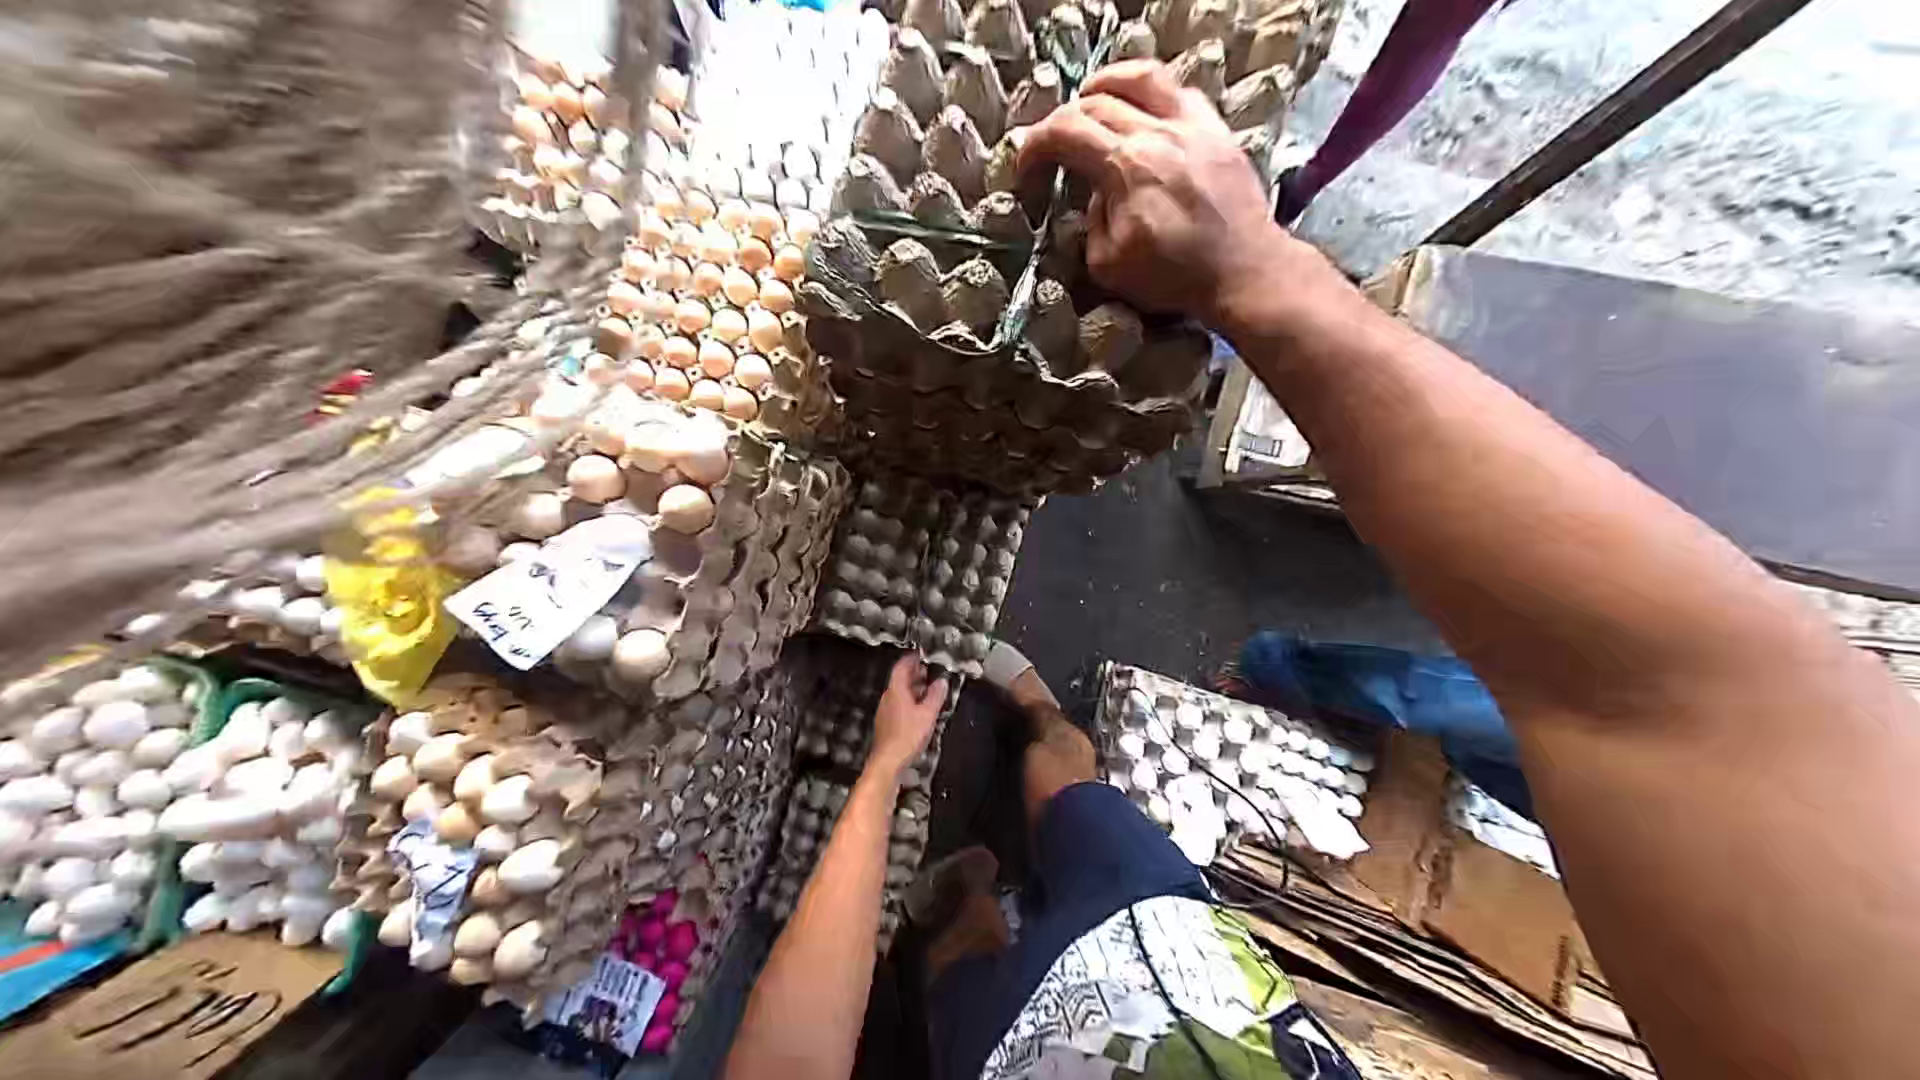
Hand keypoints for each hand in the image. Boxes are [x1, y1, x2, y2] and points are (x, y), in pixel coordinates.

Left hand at [868, 653, 948, 782]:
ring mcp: (885, 711)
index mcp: (896, 691)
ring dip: (912, 689)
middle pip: (900, 680)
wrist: (888, 761)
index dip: (911, 660)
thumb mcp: (928, 714)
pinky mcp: (886, 723)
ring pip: (899, 693)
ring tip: (927, 690)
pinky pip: (898, 705)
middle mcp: (887, 698)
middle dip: (914, 674)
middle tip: (927, 672)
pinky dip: (909, 702)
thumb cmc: (906, 736)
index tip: (920, 656)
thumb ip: (936, 696)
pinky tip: (919, 710)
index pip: (901, 667)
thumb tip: (941, 683)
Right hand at [1016, 61, 1300, 327]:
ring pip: (1142, 79)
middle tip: (1053, 147)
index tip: (1026, 168)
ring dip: (1107, 84)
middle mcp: (1157, 132)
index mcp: (1126, 166)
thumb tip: (1096, 196)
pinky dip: (1151, 95)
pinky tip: (1143, 112)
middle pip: (1097, 102)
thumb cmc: (1174, 276)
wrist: (1242, 271)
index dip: (1035, 145)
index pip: (1066, 132)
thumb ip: (1092, 223)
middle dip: (1063, 122)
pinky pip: (1180, 93)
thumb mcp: (1108, 264)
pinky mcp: (1217, 132)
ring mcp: (1192, 126)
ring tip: (1091, 99)